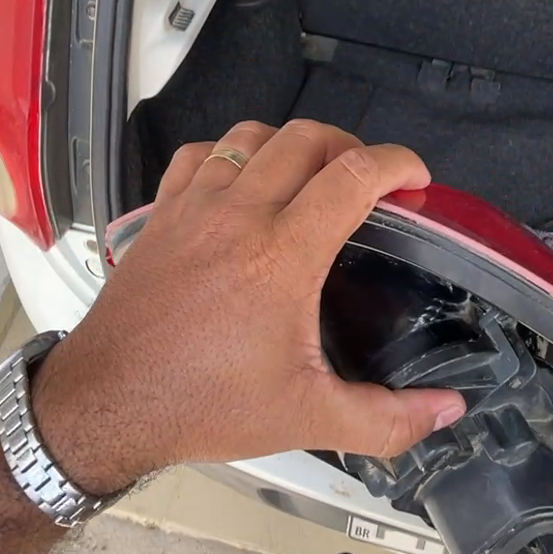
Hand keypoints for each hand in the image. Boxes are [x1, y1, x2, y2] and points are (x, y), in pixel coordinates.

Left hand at [30, 119, 468, 494]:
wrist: (105, 403)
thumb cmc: (203, 405)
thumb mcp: (306, 418)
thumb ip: (386, 418)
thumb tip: (447, 409)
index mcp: (282, 255)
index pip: (352, 175)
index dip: (397, 163)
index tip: (416, 179)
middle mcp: (239, 214)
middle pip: (306, 138)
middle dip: (351, 147)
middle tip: (367, 183)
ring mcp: (194, 207)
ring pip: (252, 135)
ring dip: (292, 144)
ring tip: (310, 177)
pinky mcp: (161, 213)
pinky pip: (200, 154)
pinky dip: (231, 154)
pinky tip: (241, 182)